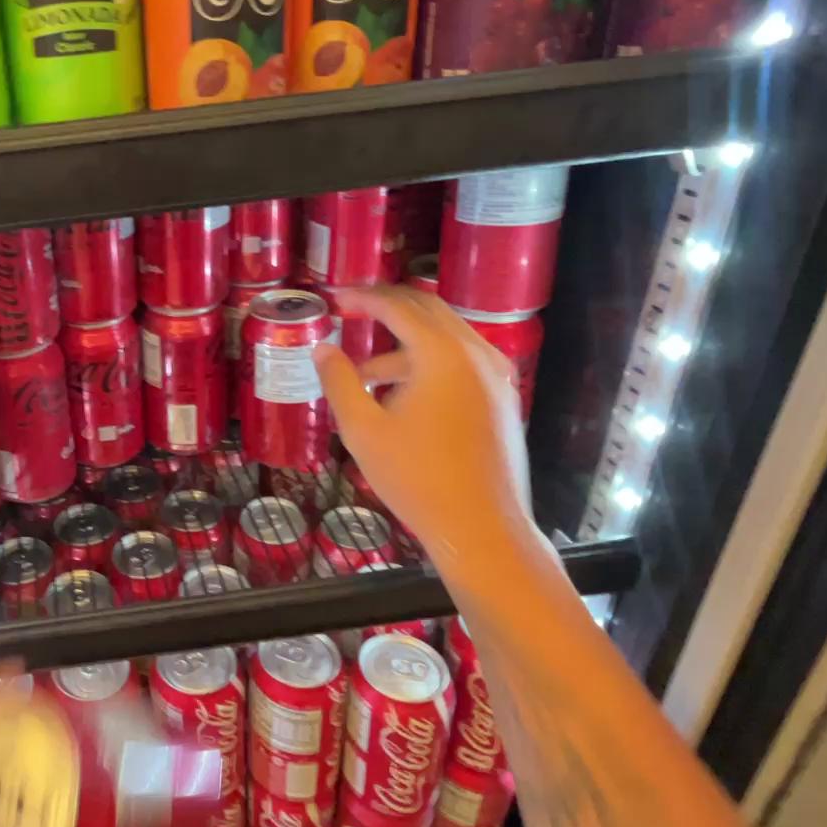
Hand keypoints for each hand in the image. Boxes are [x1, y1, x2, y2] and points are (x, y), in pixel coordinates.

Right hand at [312, 287, 533, 574]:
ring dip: (406, 342)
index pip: (399, 307)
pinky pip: (462, 361)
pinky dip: (429, 362)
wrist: (481, 528)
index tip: (334, 299)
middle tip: (351, 313)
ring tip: (368, 374)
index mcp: (443, 355)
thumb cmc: (416, 479)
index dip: (363, 298)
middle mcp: (476, 353)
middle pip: (428, 311)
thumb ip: (341, 382)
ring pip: (447, 337)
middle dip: (387, 308)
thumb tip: (323, 350)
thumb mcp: (363, 430)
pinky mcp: (503, 397)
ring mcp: (497, 375)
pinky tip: (403, 396)